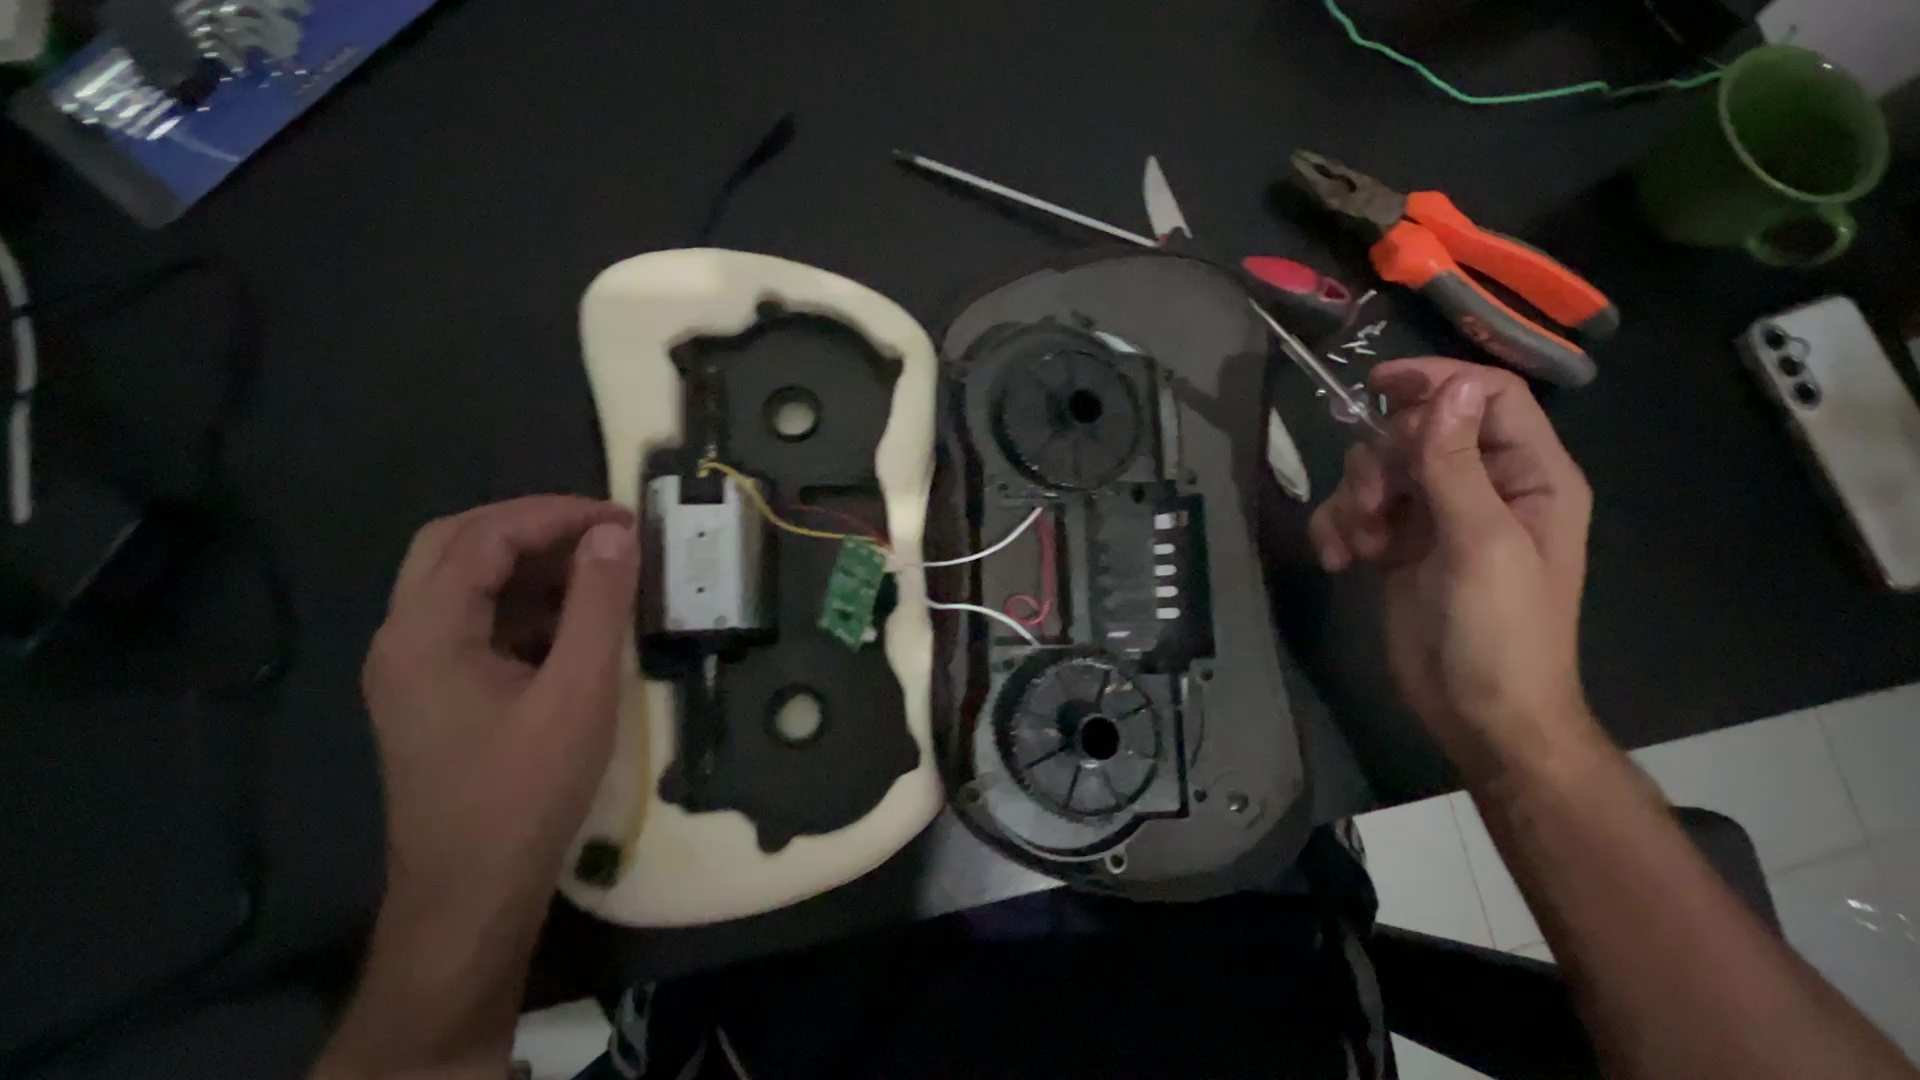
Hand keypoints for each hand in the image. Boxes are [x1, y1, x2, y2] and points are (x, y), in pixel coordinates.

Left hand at [319, 497, 638, 1078]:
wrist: (471, 896)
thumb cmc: (525, 792)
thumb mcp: (578, 693)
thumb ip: (598, 605)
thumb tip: (616, 534)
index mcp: (424, 632)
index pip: (484, 536)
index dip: (555, 516)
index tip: (622, 521)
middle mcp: (403, 638)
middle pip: (457, 546)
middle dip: (531, 528)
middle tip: (601, 534)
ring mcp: (413, 669)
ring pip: (462, 584)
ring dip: (528, 566)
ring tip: (598, 571)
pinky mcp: (433, 695)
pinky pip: (474, 625)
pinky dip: (522, 607)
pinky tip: (575, 625)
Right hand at [1309, 359, 1593, 775]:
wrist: (1479, 714)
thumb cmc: (1500, 632)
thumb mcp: (1481, 543)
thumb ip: (1457, 464)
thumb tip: (1451, 386)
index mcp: (1529, 475)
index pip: (1486, 397)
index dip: (1436, 382)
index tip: (1376, 387)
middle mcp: (1484, 485)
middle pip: (1418, 431)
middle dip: (1381, 462)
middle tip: (1372, 507)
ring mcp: (1437, 516)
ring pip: (1379, 470)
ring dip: (1354, 500)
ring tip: (1357, 544)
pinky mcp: (1399, 545)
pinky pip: (1356, 511)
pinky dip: (1339, 529)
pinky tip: (1340, 560)